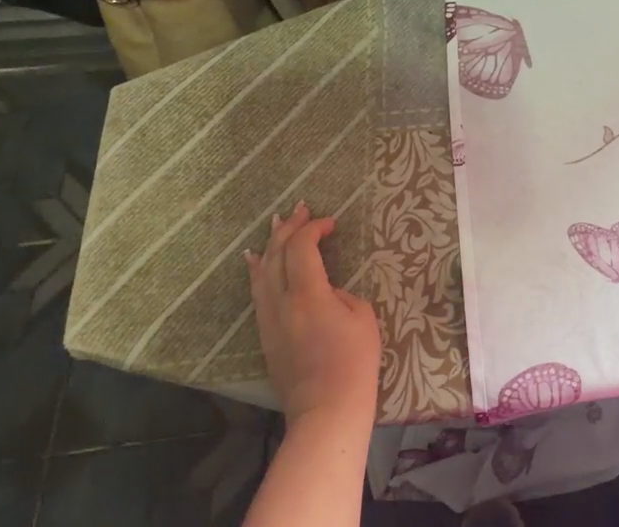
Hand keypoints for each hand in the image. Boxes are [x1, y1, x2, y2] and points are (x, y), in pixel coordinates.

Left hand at [244, 202, 380, 423]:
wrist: (327, 408)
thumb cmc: (354, 362)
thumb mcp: (362, 317)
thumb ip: (340, 294)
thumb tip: (325, 292)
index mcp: (307, 294)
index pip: (302, 248)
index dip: (314, 228)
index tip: (331, 223)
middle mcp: (281, 302)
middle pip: (277, 254)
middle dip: (289, 228)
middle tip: (301, 210)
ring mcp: (269, 320)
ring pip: (261, 273)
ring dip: (270, 245)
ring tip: (276, 225)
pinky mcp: (266, 336)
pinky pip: (258, 293)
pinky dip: (259, 271)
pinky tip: (257, 262)